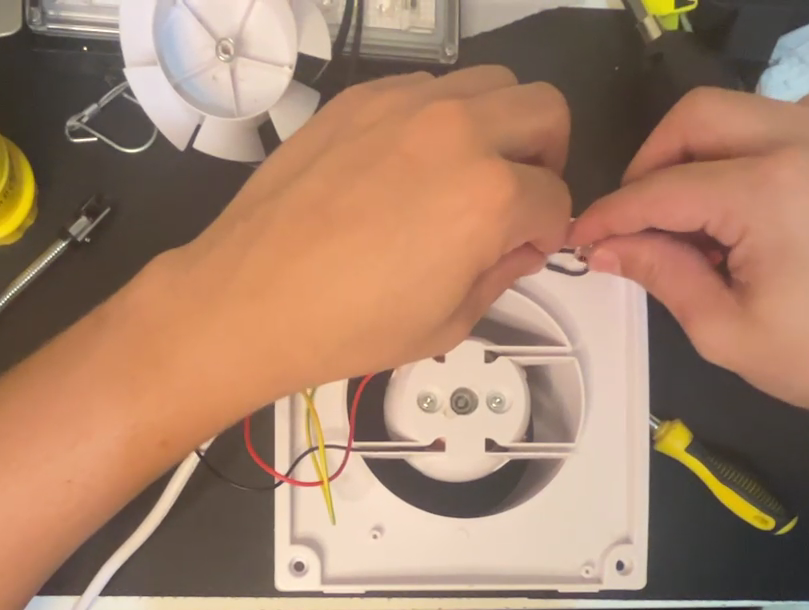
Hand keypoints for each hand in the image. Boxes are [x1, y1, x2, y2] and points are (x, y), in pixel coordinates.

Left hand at [159, 67, 572, 403]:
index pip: (555, 199)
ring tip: (464, 177)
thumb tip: (521, 248)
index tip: (526, 249)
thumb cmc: (347, 328)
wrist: (253, 300)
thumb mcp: (445, 325)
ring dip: (497, 127)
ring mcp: (404, 106)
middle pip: (544, 112)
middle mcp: (456, 133)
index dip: (547, 232)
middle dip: (547, 157)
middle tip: (519, 198)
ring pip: (490, 82)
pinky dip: (438, 119)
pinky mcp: (358, 99)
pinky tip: (407, 167)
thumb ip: (500, 278)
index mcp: (488, 198)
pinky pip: (426, 87)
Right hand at [569, 89, 808, 444]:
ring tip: (695, 220)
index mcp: (769, 188)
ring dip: (703, 153)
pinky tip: (754, 208)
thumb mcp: (726, 332)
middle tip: (632, 220)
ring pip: (747, 110)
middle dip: (649, 163)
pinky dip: (754, 152)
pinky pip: (795, 121)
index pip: (660, 188)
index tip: (577, 239)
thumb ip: (662, 275)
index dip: (609, 214)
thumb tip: (607, 248)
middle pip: (698, 114)